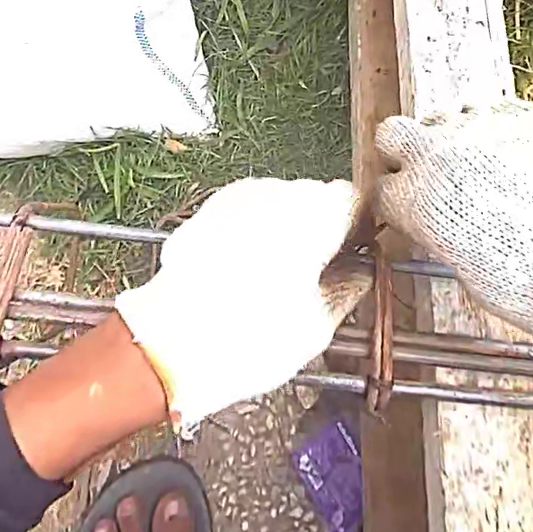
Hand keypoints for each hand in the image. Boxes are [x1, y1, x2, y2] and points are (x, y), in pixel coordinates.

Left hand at [114, 178, 364, 429]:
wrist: (170, 340)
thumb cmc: (254, 336)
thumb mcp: (318, 322)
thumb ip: (350, 283)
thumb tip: (362, 266)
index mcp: (316, 214)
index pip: (355, 200)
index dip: (359, 228)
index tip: (353, 256)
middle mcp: (280, 191)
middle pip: (318, 196)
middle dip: (323, 226)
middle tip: (314, 272)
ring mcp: (242, 194)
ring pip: (281, 200)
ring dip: (288, 225)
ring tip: (274, 274)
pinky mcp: (212, 205)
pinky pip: (250, 208)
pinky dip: (256, 227)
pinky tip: (244, 267)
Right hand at [375, 100, 532, 405]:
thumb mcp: (481, 279)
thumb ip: (445, 238)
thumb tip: (442, 227)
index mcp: (421, 201)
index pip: (380, 189)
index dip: (391, 203)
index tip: (405, 211)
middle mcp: (442, 154)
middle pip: (392, 134)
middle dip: (403, 155)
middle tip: (431, 180)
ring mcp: (483, 126)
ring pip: (444, 120)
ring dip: (453, 143)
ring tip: (486, 174)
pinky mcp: (524, 113)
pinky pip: (492, 116)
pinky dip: (495, 135)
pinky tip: (523, 163)